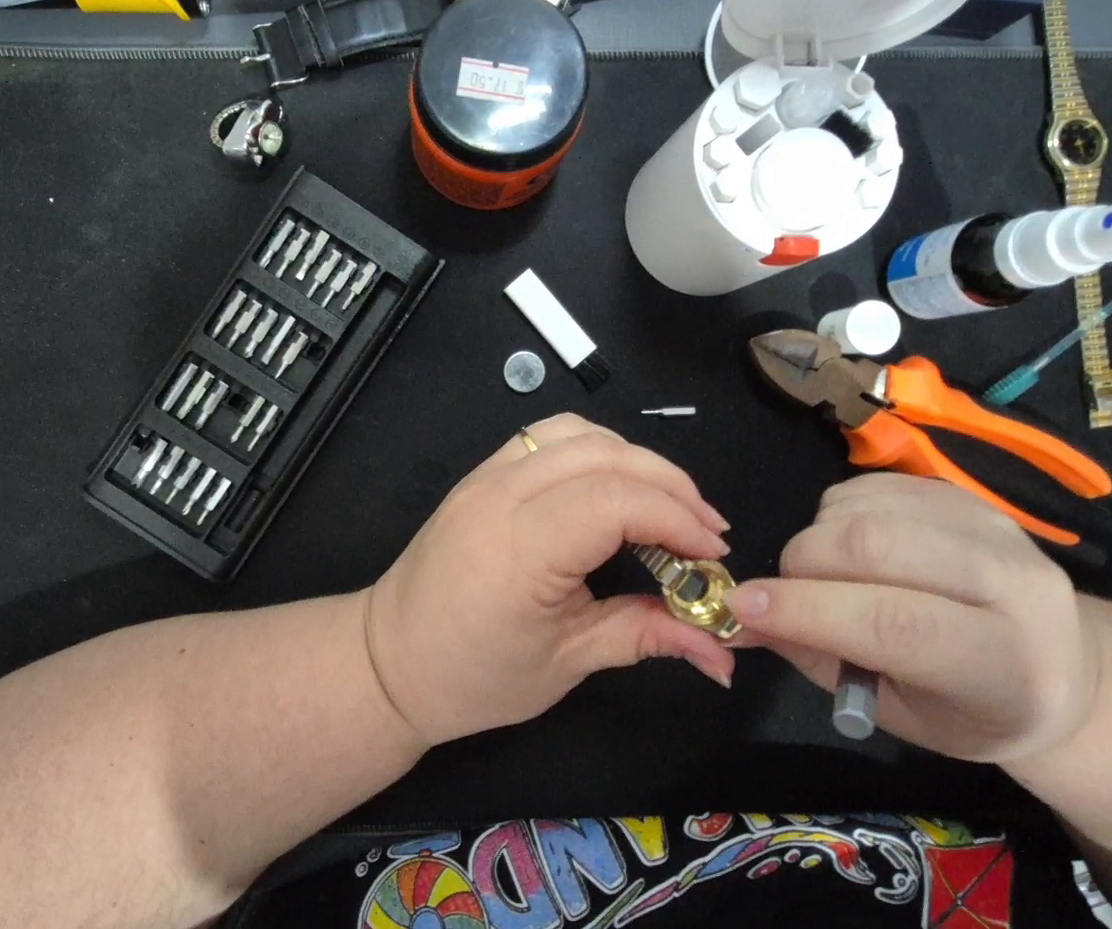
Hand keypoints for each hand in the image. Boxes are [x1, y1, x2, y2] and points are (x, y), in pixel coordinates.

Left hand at [365, 414, 734, 745]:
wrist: (389, 661)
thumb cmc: (473, 676)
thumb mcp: (566, 663)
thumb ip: (645, 635)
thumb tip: (722, 649)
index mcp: (522, 549)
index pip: (617, 502)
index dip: (677, 519)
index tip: (712, 555)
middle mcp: (501, 496)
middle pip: (606, 456)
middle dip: (669, 487)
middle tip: (705, 532)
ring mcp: (485, 477)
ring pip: (577, 433)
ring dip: (633, 459)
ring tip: (665, 505)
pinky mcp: (480, 474)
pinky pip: (545, 436)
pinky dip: (593, 448)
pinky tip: (613, 484)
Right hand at [728, 474, 1101, 762]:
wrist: (1062, 668)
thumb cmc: (970, 709)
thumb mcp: (896, 711)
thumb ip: (816, 658)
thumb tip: (736, 619)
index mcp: (1002, 662)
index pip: (892, 623)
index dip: (806, 609)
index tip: (742, 606)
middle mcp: (1010, 584)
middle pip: (875, 545)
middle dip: (803, 563)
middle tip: (784, 592)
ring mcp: (992, 527)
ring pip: (867, 508)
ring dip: (817, 537)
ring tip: (825, 573)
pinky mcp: (967, 496)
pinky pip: (872, 486)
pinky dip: (835, 514)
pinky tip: (850, 547)